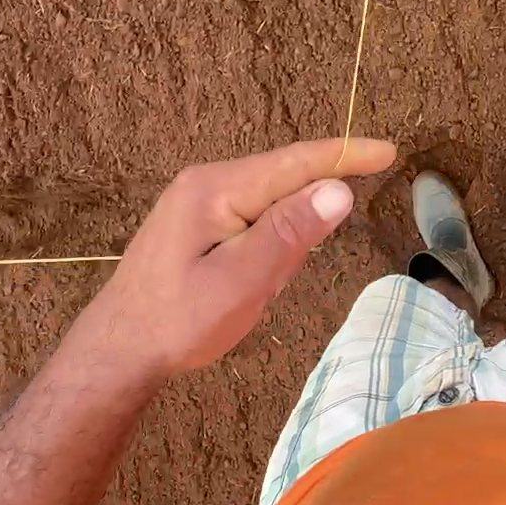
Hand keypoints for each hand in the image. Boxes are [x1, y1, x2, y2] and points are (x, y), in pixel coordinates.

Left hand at [77, 138, 397, 380]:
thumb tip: (339, 189)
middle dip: (307, 218)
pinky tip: (248, 282)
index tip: (389, 152)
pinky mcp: (198, 222)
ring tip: (255, 291)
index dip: (345, 155)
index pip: (297, 162)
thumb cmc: (178, 322)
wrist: (116, 352)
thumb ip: (290, 233)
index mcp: (217, 188)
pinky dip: (268, 246)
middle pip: (284, 180)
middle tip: (283, 277)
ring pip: (270, 204)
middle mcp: (208, 182)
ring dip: (283, 241)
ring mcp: (199, 200)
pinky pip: (253, 220)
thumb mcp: (242, 281)